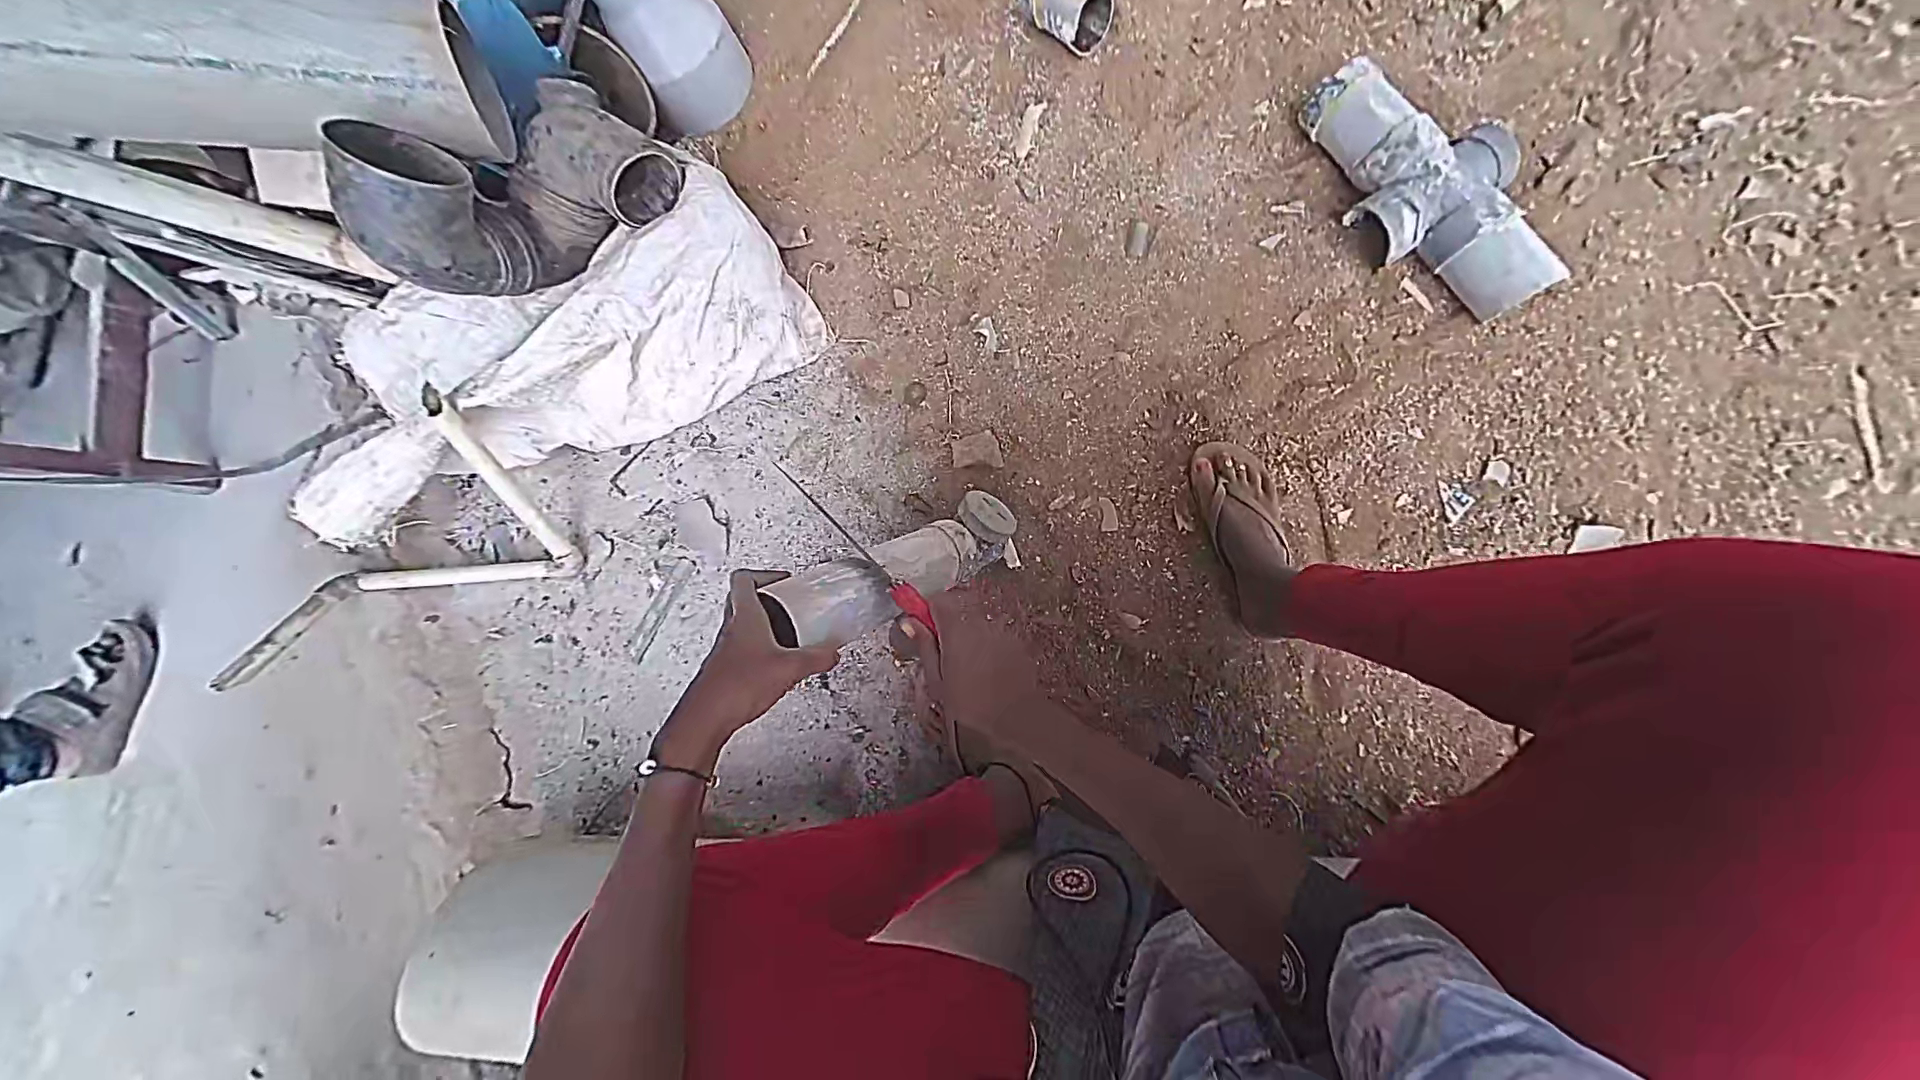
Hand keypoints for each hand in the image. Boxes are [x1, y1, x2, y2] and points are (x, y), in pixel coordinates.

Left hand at [658, 571, 839, 762]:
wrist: (707, 718)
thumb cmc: (736, 687)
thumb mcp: (790, 668)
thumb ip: (817, 658)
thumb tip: (832, 653)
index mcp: (744, 617)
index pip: (744, 579)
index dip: (764, 574)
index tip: (783, 580)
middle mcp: (731, 629)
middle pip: (742, 599)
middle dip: (767, 598)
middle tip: (786, 603)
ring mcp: (725, 649)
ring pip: (741, 624)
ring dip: (762, 623)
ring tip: (785, 633)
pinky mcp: (724, 669)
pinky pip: (742, 648)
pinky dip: (759, 648)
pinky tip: (774, 664)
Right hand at [891, 586, 1044, 748]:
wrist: (1014, 729)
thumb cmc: (971, 711)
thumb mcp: (936, 682)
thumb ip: (924, 646)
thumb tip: (910, 623)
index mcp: (958, 628)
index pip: (938, 600)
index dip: (927, 612)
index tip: (921, 626)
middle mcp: (984, 622)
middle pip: (961, 605)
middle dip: (949, 621)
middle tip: (941, 650)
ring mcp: (1005, 632)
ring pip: (981, 619)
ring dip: (970, 632)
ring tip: (965, 664)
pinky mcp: (1020, 644)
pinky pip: (999, 633)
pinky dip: (990, 643)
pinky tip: (986, 670)